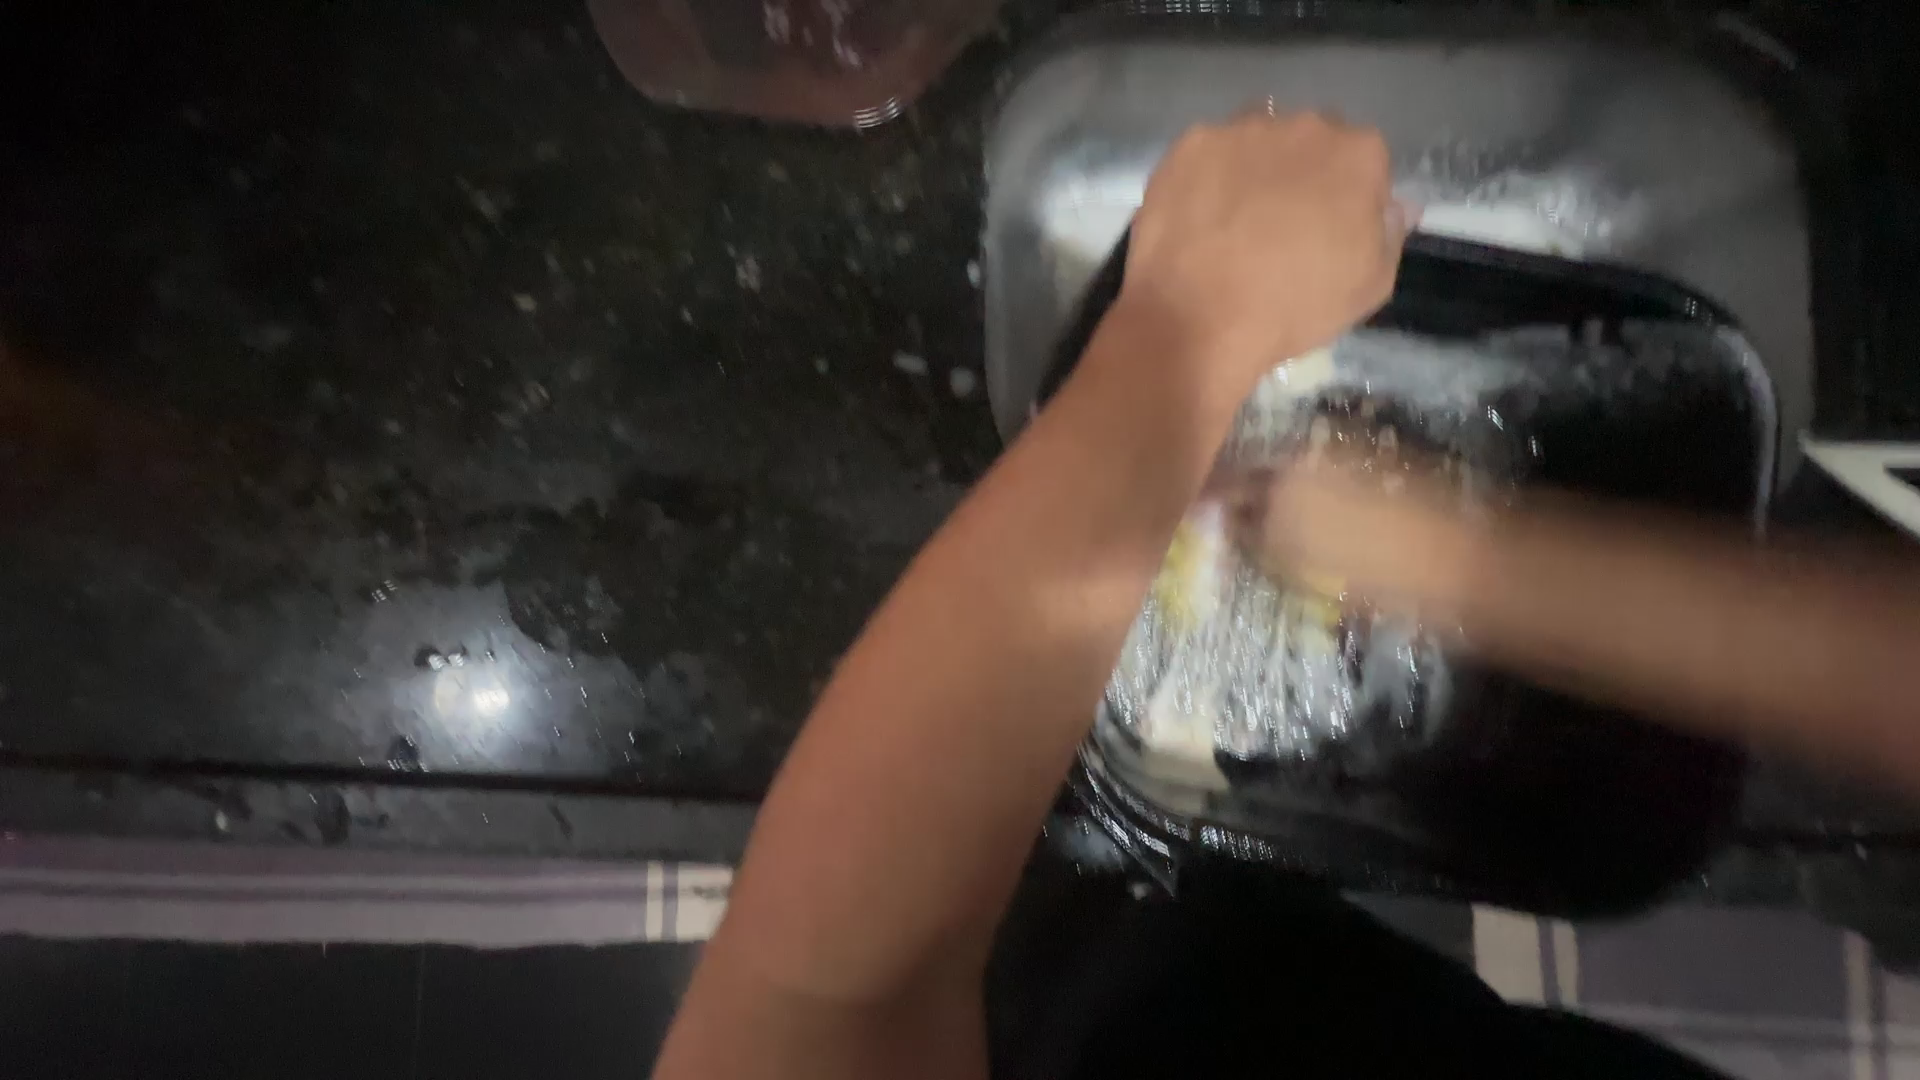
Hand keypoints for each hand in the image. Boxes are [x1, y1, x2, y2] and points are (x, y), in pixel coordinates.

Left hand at [1117, 110, 1405, 403]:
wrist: (1196, 323)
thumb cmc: (1289, 312)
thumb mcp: (1367, 288)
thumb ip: (1388, 235)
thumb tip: (1395, 205)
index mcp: (1358, 155)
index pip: (1359, 164)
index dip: (1339, 200)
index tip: (1319, 233)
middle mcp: (1304, 127)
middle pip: (1305, 144)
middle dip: (1294, 177)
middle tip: (1269, 228)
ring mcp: (1240, 133)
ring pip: (1252, 143)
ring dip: (1247, 172)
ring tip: (1226, 224)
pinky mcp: (1187, 149)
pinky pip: (1202, 157)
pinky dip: (1200, 182)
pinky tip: (1191, 219)